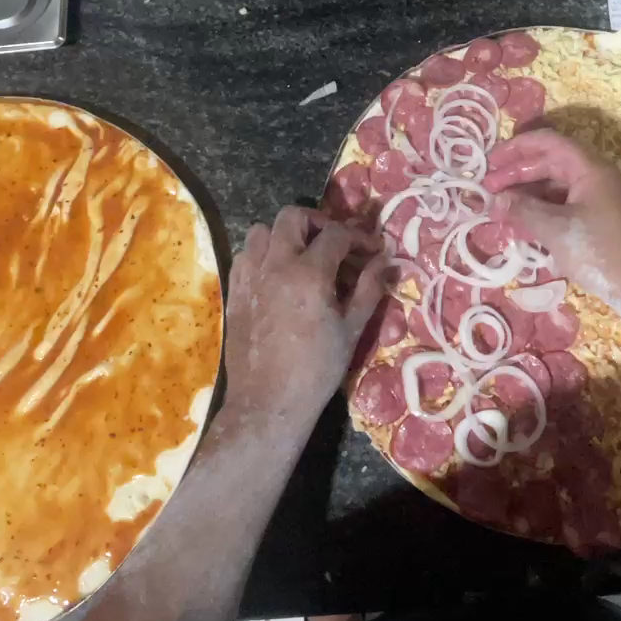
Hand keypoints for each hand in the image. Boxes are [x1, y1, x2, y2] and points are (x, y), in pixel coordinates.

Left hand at [224, 206, 386, 424]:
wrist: (269, 403)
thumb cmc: (317, 369)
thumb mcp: (352, 329)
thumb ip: (369, 289)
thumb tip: (386, 262)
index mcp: (309, 273)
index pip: (336, 234)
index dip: (359, 237)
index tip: (372, 250)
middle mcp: (276, 265)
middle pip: (293, 216)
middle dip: (318, 223)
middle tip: (334, 244)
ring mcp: (250, 277)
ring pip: (261, 231)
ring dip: (285, 235)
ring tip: (302, 256)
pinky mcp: (234, 292)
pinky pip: (245, 255)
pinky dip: (263, 255)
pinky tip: (278, 276)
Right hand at [484, 129, 620, 315]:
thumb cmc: (600, 252)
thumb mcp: (556, 230)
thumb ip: (523, 210)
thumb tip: (494, 199)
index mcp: (590, 168)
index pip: (548, 142)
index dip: (516, 148)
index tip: (489, 162)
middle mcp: (596, 177)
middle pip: (550, 163)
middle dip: (517, 174)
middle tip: (487, 190)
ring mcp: (599, 198)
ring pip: (555, 186)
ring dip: (527, 195)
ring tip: (500, 211)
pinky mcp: (599, 219)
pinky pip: (564, 204)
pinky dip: (541, 210)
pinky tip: (522, 226)